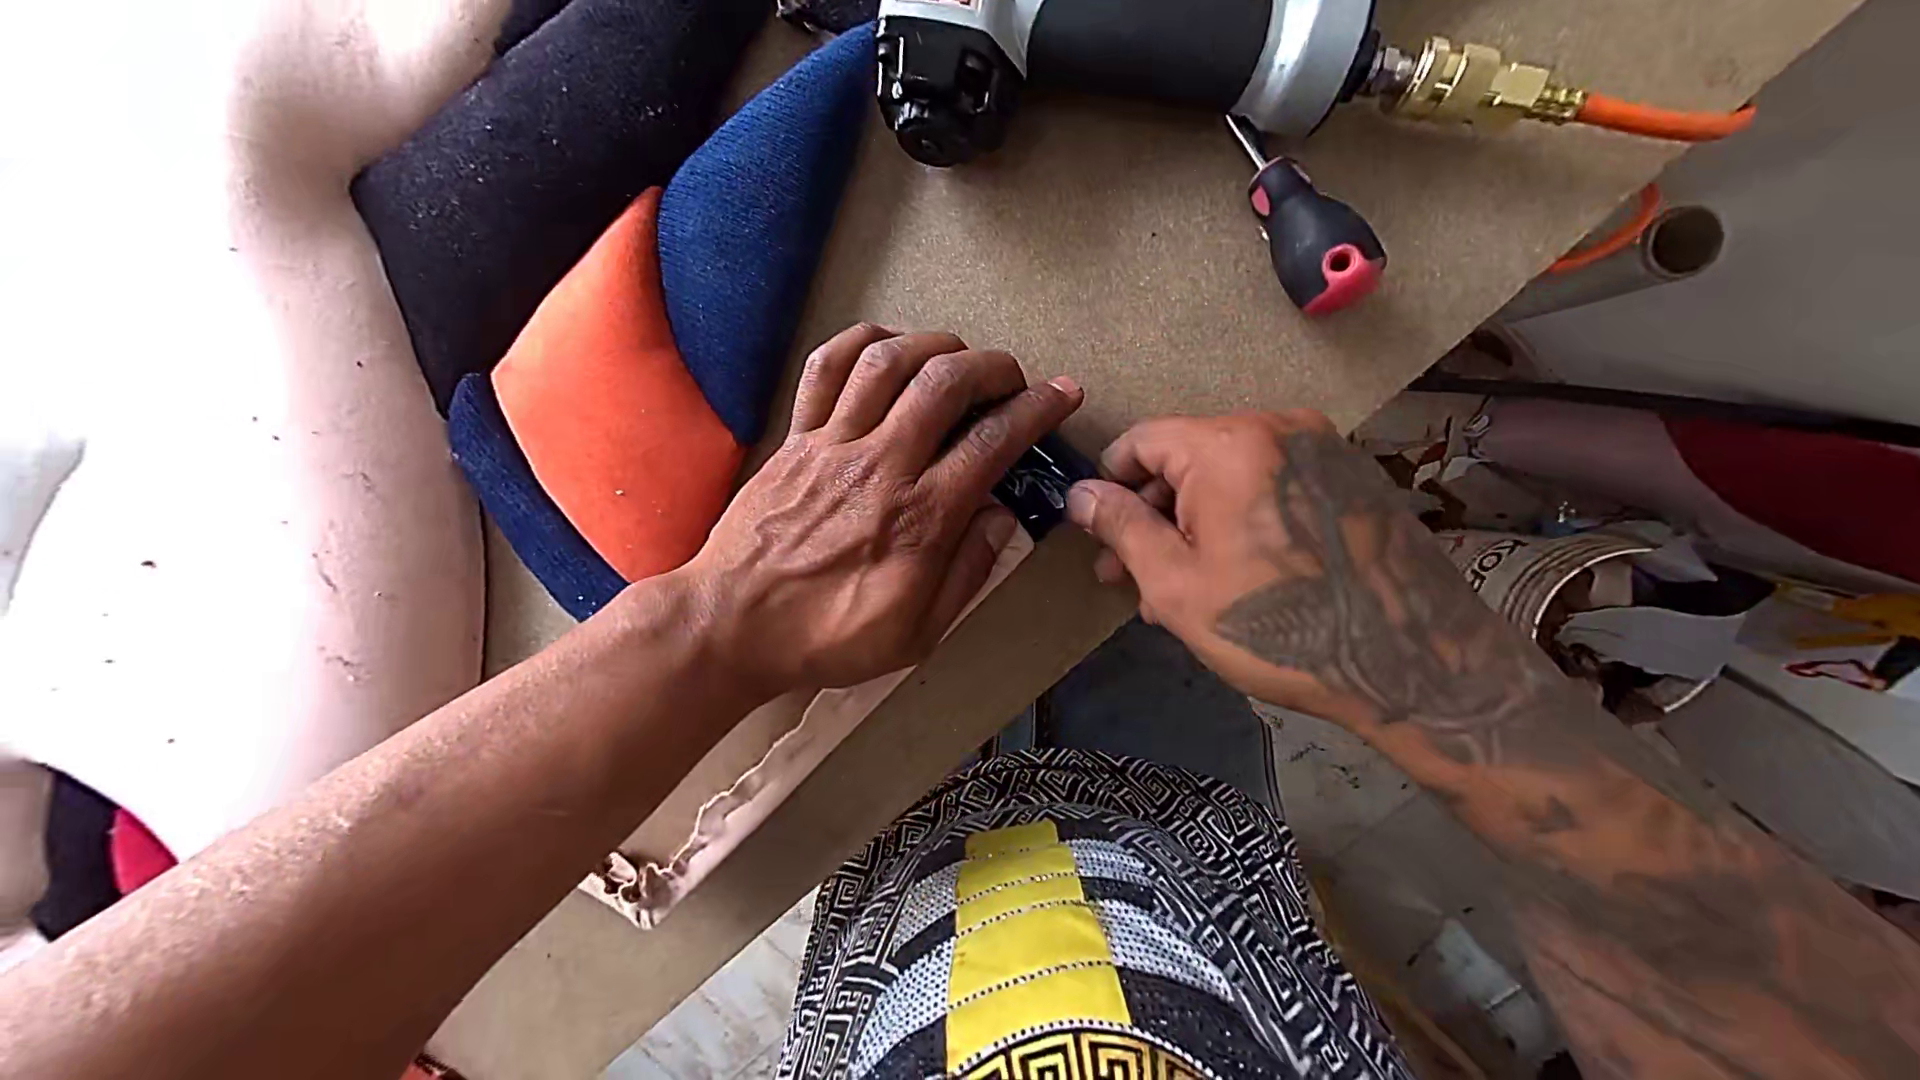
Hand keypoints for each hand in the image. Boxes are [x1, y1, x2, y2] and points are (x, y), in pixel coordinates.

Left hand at [683, 325, 1081, 695]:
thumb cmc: (828, 637)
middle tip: (1011, 377)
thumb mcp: (917, 634)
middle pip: (945, 383)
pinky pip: (825, 369)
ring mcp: (832, 445)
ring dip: (934, 344)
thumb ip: (967, 572)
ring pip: (888, 361)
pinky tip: (886, 345)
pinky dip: (860, 341)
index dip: (1036, 410)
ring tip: (956, 357)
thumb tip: (1001, 517)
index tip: (1062, 392)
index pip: (991, 443)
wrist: (731, 625)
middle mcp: (880, 466)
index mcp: (919, 518)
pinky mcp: (795, 438)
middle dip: (993, 366)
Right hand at [1066, 411, 1505, 726]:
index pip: (1141, 441)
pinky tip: (1223, 577)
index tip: (1096, 533)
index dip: (1108, 485)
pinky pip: (1266, 488)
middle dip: (1147, 516)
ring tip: (1168, 588)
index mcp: (1229, 444)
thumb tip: (1078, 493)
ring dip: (1188, 526)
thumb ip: (1120, 526)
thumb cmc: (1276, 624)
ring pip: (1224, 478)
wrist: (1413, 665)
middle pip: (1183, 460)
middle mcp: (1277, 428)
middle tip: (1124, 574)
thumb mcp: (1174, 581)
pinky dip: (1233, 522)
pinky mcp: (1347, 477)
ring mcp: (1320, 450)